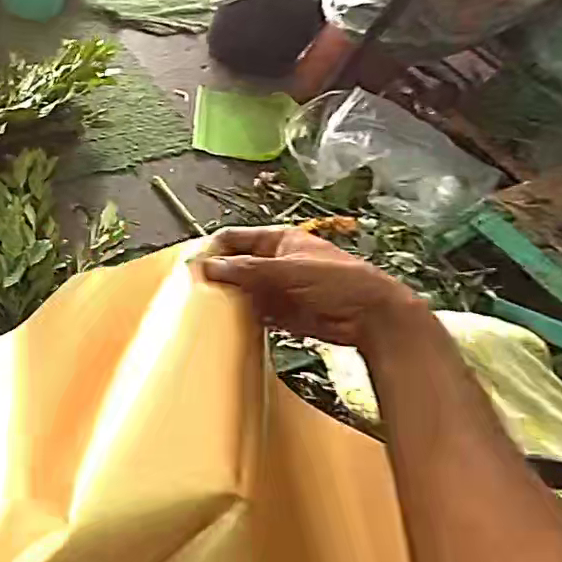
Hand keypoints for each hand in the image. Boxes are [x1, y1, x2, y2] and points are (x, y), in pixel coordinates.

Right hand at [196, 226, 428, 349]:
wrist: (373, 319)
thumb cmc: (337, 282)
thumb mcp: (287, 270)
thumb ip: (245, 269)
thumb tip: (205, 266)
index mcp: (276, 241)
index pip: (233, 239)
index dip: (211, 248)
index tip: (189, 265)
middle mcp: (271, 262)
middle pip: (232, 265)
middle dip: (213, 276)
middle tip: (189, 290)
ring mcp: (274, 288)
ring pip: (238, 290)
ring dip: (223, 299)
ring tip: (198, 308)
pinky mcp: (278, 312)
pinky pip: (249, 312)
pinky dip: (236, 317)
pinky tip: (221, 323)